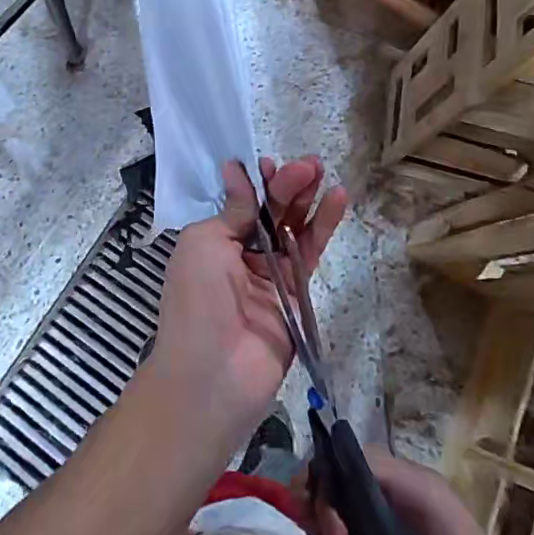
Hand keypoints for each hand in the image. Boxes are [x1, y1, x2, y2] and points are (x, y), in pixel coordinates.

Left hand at [145, 156, 347, 439]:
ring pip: (293, 230)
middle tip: (309, 163)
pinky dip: (323, 227)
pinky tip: (336, 199)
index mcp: (212, 242)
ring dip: (307, 200)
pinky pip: (309, 254)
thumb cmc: (197, 298)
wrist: (215, 371)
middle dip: (287, 186)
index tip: (268, 163)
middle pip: (270, 213)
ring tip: (322, 171)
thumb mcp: (204, 242)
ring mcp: (270, 276)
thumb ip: (233, 210)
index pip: (240, 205)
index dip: (256, 184)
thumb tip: (236, 171)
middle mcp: (240, 256)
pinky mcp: (296, 294)